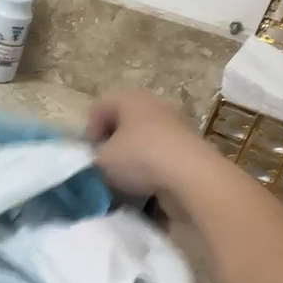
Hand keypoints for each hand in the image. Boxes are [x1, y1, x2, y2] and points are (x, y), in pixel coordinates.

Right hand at [85, 89, 224, 198]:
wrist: (193, 178)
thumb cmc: (139, 158)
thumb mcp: (100, 160)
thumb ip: (90, 158)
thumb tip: (96, 161)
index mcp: (130, 98)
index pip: (98, 107)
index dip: (89, 131)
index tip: (89, 153)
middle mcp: (154, 104)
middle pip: (123, 122)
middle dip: (111, 143)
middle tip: (105, 164)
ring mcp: (176, 125)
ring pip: (143, 139)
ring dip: (132, 157)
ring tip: (125, 179)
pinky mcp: (191, 147)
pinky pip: (161, 154)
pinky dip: (152, 167)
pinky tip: (147, 185)